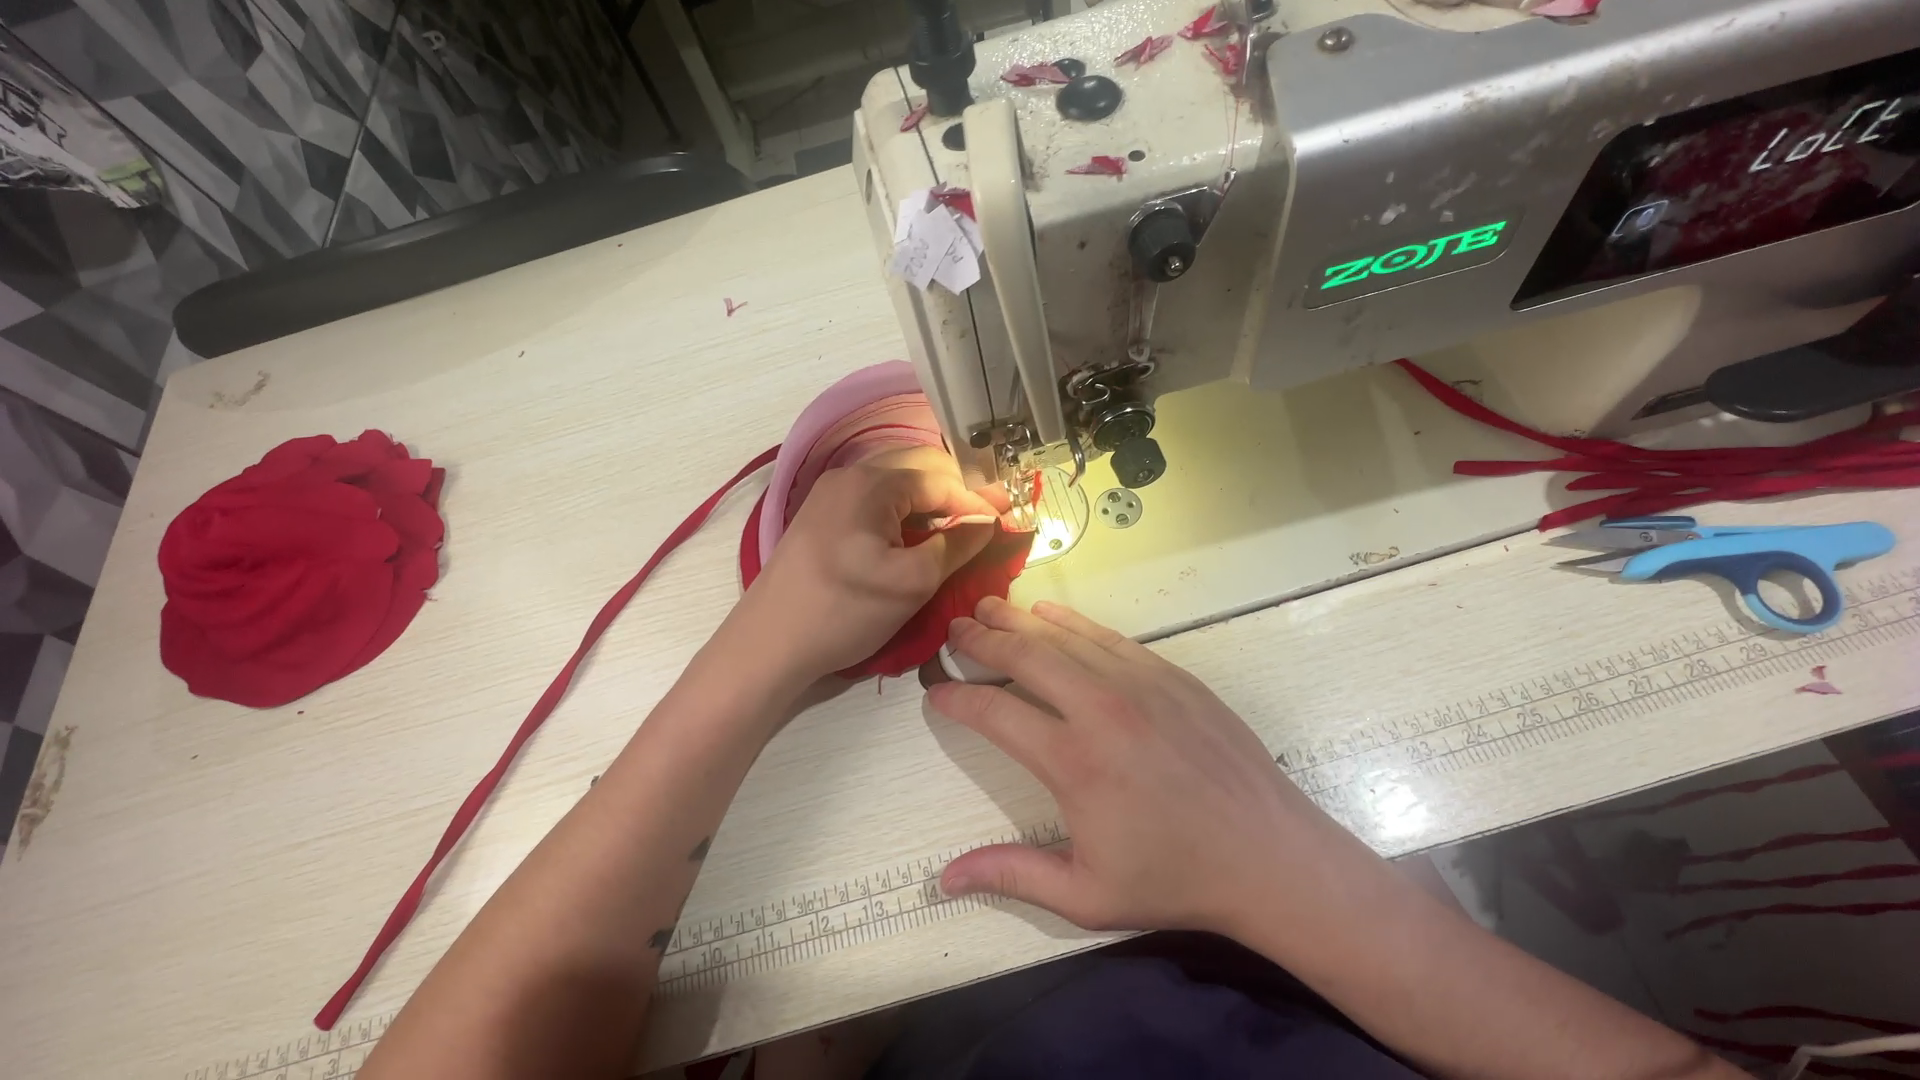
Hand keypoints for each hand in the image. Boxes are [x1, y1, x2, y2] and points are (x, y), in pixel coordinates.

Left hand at [733, 447, 1002, 683]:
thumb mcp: (913, 582)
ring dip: (927, 507)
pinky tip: (914, 539)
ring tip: (956, 533)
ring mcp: (827, 496)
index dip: (977, 504)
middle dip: (954, 498)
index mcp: (871, 482)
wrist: (768, 645)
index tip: (1008, 522)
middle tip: (986, 523)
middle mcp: (847, 476)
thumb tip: (987, 524)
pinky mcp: (817, 519)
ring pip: (893, 489)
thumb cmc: (845, 611)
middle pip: (916, 475)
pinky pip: (871, 505)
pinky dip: (899, 517)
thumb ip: (956, 545)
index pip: (940, 482)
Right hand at [928, 597, 1369, 937]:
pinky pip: (1110, 637)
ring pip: (1066, 637)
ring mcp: (1141, 684)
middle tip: (953, 630)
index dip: (957, 699)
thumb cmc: (1173, 878)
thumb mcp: (1086, 895)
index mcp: (1073, 762)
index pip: (994, 713)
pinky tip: (1051, 614)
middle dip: (981, 640)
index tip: (934, 691)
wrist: (1267, 855)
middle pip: (1025, 657)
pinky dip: (1073, 622)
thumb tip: (945, 878)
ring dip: (1020, 620)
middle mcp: (1101, 709)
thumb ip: (1012, 875)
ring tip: (988, 609)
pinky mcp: (1172, 675)